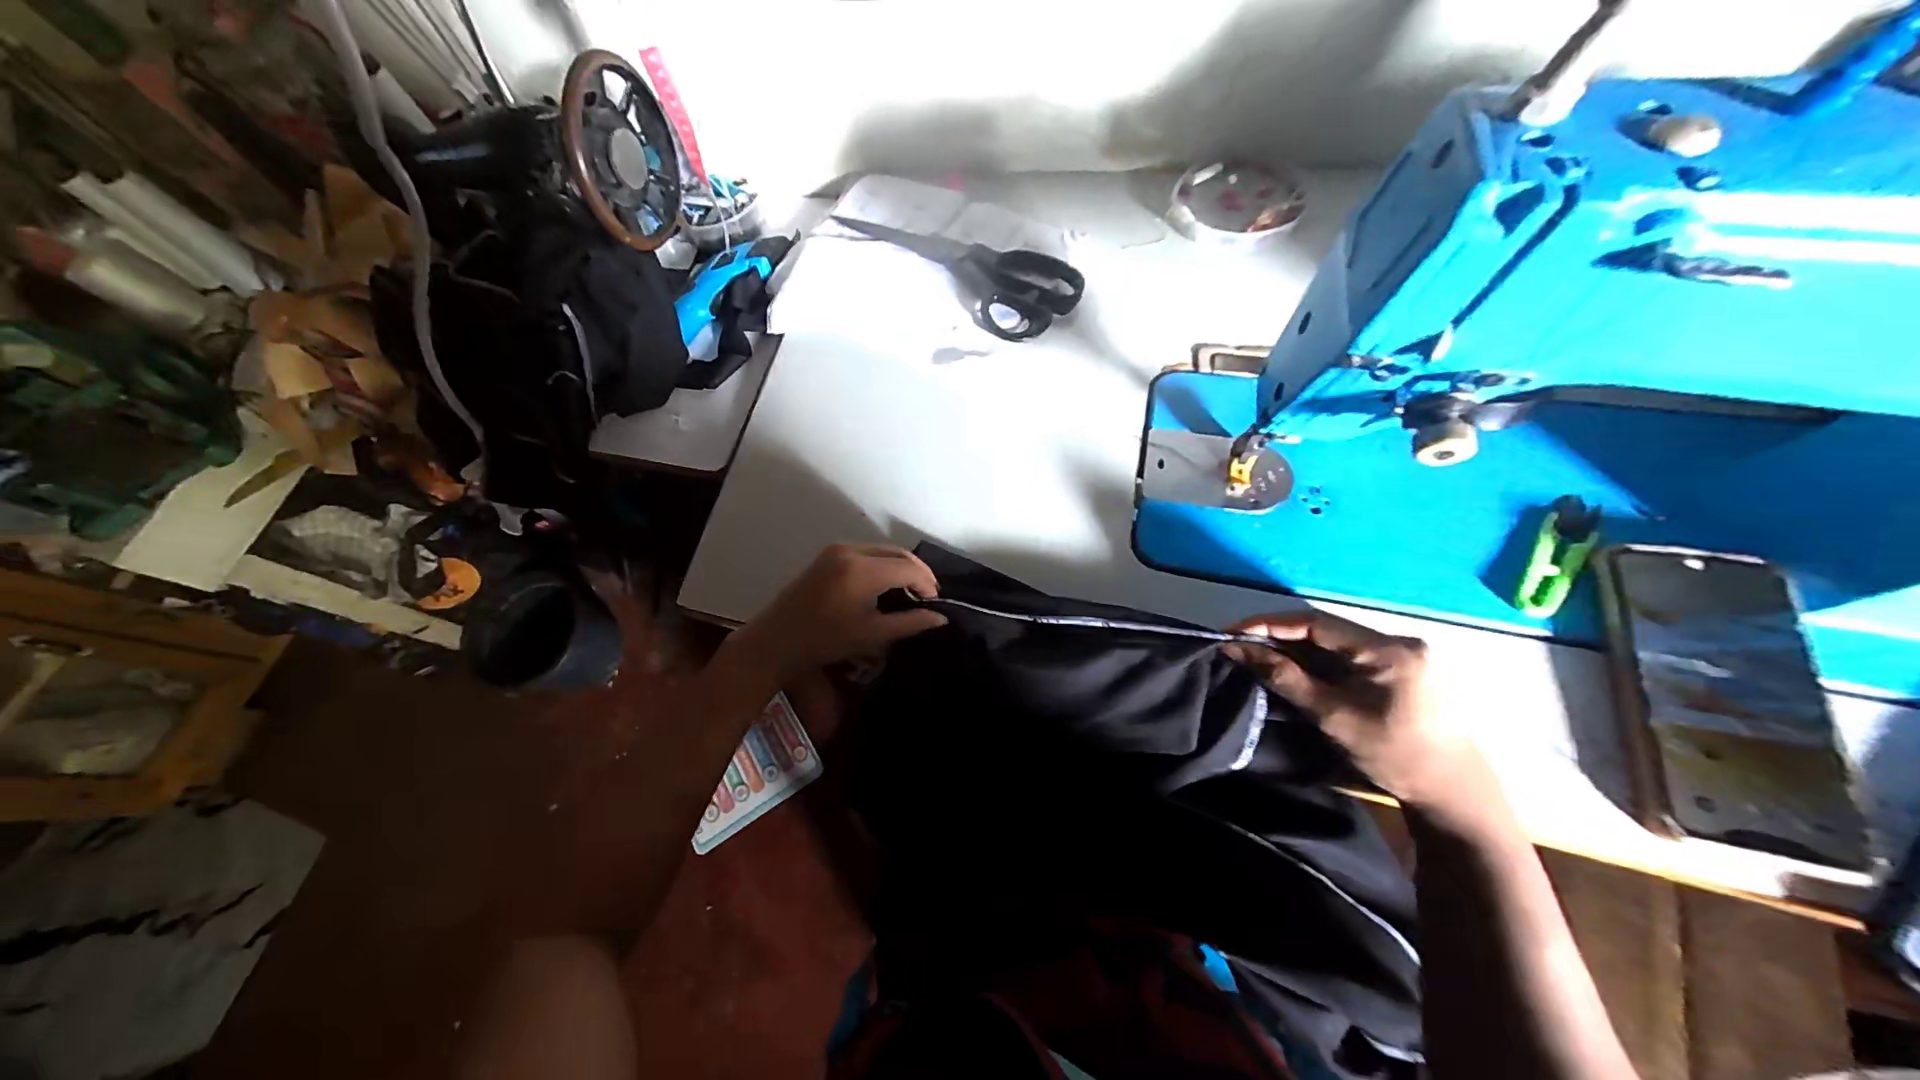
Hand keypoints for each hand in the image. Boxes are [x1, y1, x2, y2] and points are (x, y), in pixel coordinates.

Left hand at [725, 544, 947, 684]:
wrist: (776, 641)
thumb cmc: (825, 642)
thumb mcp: (872, 635)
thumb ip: (910, 623)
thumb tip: (940, 617)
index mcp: (862, 571)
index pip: (908, 568)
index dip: (927, 583)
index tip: (935, 603)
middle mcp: (851, 551)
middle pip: (898, 553)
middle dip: (917, 572)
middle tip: (928, 596)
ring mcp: (837, 549)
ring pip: (883, 551)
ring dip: (901, 567)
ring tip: (910, 591)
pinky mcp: (829, 554)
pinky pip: (867, 552)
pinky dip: (883, 564)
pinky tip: (887, 584)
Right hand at [1224, 611, 1470, 807]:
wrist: (1453, 794)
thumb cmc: (1393, 754)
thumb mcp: (1331, 715)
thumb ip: (1285, 677)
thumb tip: (1238, 649)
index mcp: (1387, 648)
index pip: (1316, 621)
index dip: (1270, 623)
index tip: (1233, 632)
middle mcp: (1399, 641)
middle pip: (1326, 630)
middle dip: (1280, 636)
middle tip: (1240, 646)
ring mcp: (1404, 655)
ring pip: (1337, 644)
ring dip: (1298, 650)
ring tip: (1260, 658)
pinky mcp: (1404, 671)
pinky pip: (1350, 657)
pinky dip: (1319, 663)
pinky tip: (1296, 672)